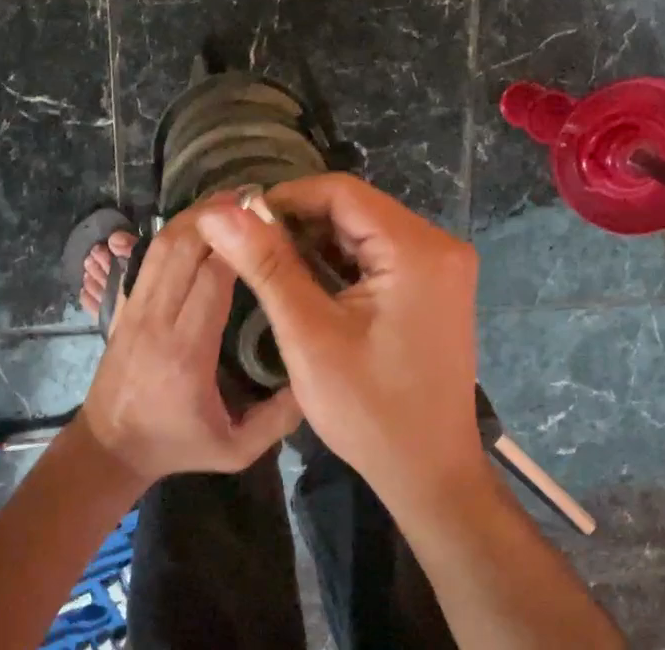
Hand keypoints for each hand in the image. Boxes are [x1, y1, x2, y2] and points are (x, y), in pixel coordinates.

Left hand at [76, 200, 302, 486]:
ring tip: (231, 200)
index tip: (269, 224)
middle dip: (218, 217)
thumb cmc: (177, 446)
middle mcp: (158, 321)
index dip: (238, 245)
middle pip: (184, 249)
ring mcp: (136, 308)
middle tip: (255, 199)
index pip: (211, 280)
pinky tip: (200, 220)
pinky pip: (149, 256)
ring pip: (162, 245)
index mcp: (187, 354)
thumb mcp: (236, 449)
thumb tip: (316, 370)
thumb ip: (279, 418)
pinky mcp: (125, 304)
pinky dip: (174, 231)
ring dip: (195, 216)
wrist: (110, 447)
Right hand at [197, 174, 486, 506]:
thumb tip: (221, 212)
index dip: (285, 198)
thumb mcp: (308, 334)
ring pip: (366, 229)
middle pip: (356, 208)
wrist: (430, 473)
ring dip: (319, 242)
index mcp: (416, 249)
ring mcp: (443, 266)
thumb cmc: (369, 410)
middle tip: (251, 248)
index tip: (242, 224)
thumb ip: (267, 265)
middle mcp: (439, 245)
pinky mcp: (438, 286)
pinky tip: (310, 283)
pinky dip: (344, 261)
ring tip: (272, 265)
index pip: (341, 191)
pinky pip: (382, 253)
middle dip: (300, 222)